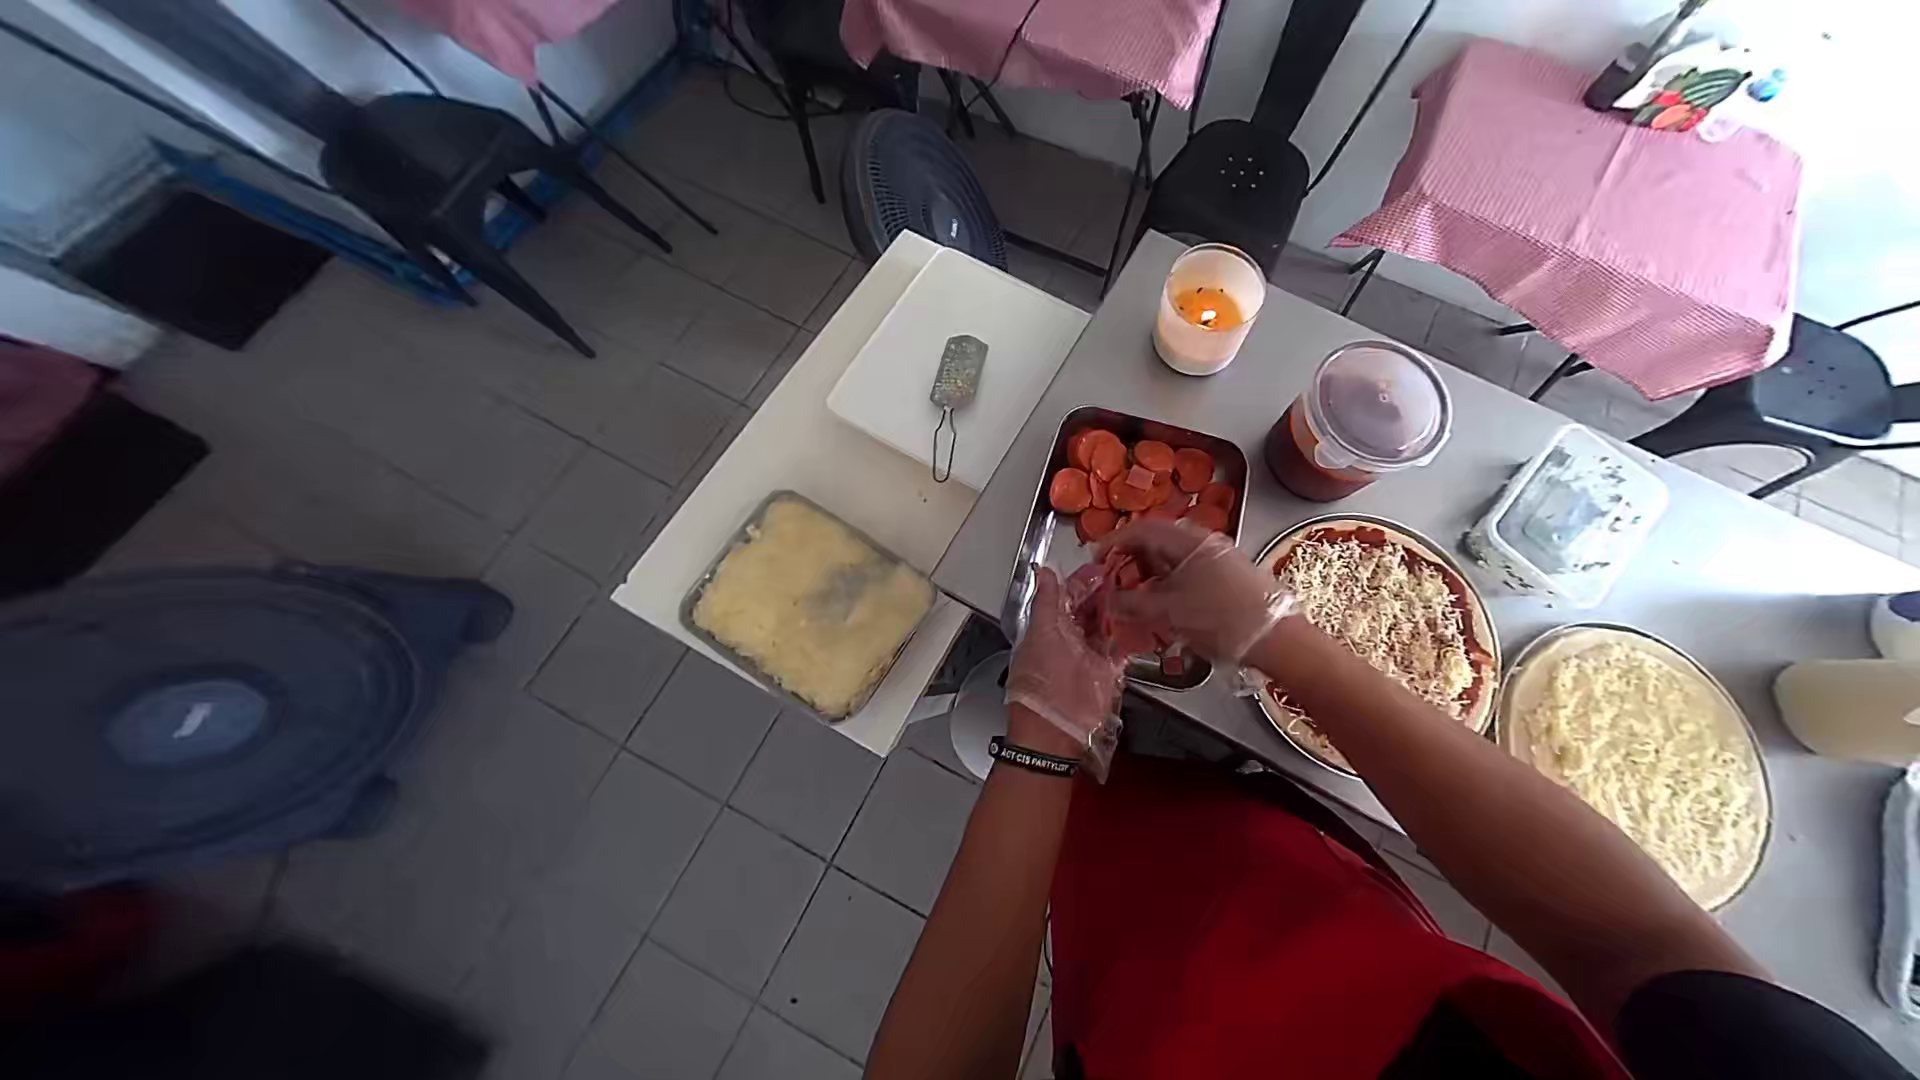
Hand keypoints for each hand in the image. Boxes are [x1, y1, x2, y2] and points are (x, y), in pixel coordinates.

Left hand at [1004, 566, 1123, 759]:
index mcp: (1050, 627)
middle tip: (1125, 575)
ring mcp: (1089, 655)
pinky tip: (1141, 622)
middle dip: (1105, 592)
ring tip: (1136, 592)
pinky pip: (1121, 649)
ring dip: (1119, 610)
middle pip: (1090, 608)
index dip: (1083, 580)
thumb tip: (1042, 572)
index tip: (1101, 565)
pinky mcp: (1107, 672)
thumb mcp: (1041, 634)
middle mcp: (1070, 639)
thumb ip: (1045, 602)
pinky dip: (1131, 636)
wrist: (1054, 731)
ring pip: (1107, 625)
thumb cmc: (1040, 685)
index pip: (1067, 596)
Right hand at [1097, 519, 1293, 664]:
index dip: (1113, 543)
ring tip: (1133, 597)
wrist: (1279, 640)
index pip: (1140, 530)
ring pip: (1171, 558)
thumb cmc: (1222, 619)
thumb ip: (1132, 604)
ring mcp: (1217, 559)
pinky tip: (1161, 605)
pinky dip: (1166, 583)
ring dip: (1148, 574)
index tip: (1094, 560)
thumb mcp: (1169, 612)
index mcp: (1187, 541)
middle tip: (1112, 581)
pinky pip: (1186, 572)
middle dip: (1129, 560)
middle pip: (1156, 541)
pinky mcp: (1227, 577)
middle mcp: (1203, 542)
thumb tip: (1108, 601)